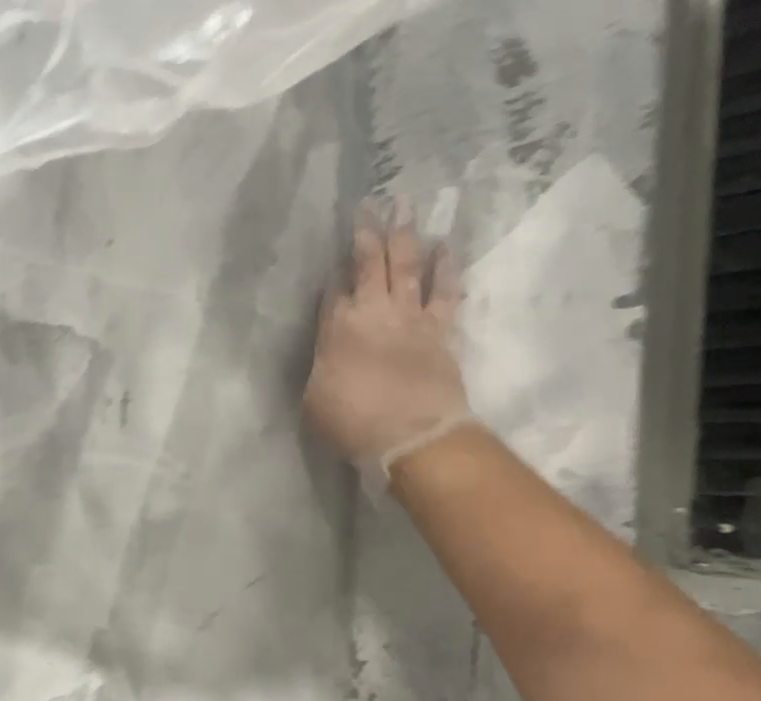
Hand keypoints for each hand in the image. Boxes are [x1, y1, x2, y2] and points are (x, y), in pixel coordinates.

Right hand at [304, 196, 467, 485]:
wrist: (412, 436)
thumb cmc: (353, 425)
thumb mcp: (315, 402)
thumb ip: (320, 371)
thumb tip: (325, 358)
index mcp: (336, 331)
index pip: (332, 293)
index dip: (333, 277)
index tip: (333, 263)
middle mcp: (372, 313)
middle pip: (369, 265)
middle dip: (368, 233)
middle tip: (370, 204)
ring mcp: (409, 318)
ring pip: (406, 265)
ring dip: (405, 234)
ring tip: (404, 204)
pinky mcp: (440, 329)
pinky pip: (444, 290)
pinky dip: (446, 267)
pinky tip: (445, 246)